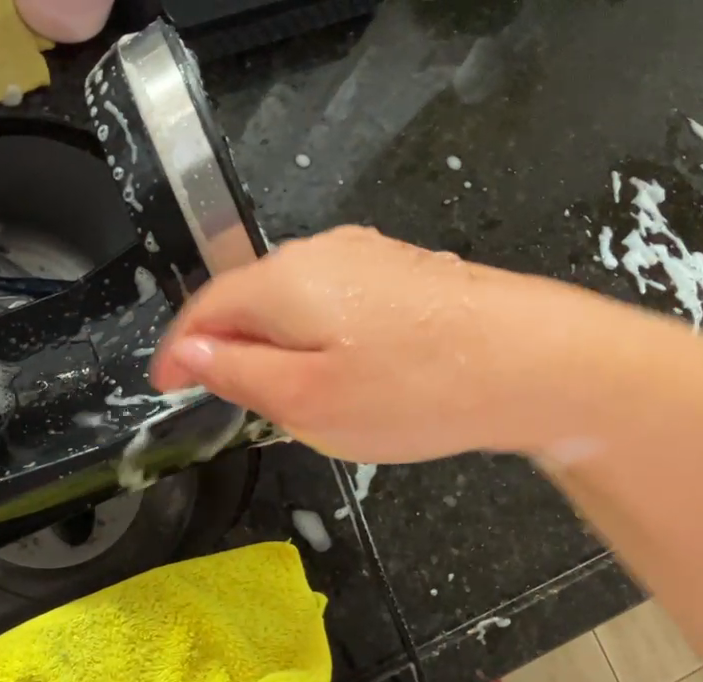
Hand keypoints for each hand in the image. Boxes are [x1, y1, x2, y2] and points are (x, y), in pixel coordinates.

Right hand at [148, 226, 656, 463]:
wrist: (539, 365)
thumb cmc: (414, 390)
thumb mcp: (303, 398)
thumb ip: (234, 372)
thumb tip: (183, 354)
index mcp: (282, 281)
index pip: (202, 310)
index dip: (177, 353)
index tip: (164, 389)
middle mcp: (319, 254)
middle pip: (245, 303)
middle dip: (226, 351)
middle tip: (227, 405)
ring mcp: (365, 259)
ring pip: (289, 306)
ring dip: (271, 349)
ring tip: (284, 401)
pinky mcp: (401, 275)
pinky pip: (330, 307)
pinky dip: (313, 343)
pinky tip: (339, 379)